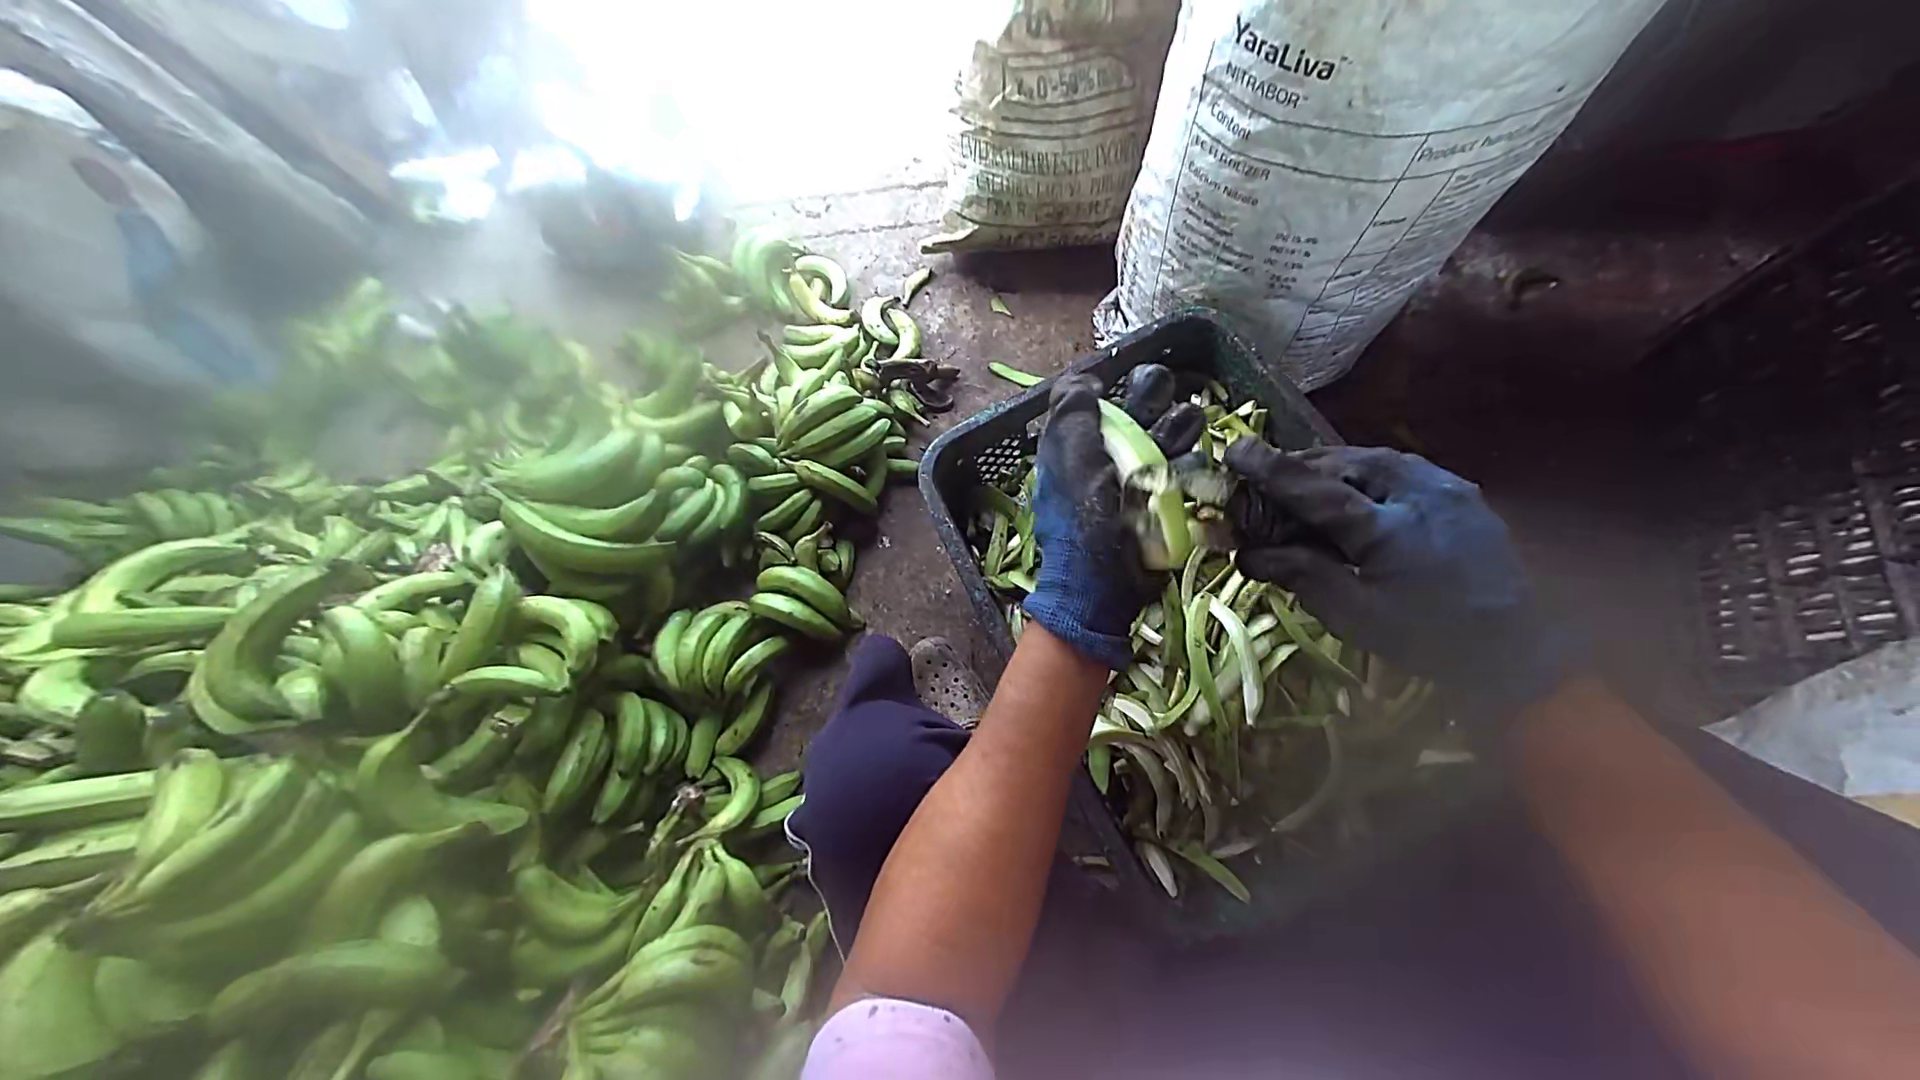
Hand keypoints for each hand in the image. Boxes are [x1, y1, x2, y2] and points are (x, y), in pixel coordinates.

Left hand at [1023, 365, 1199, 669]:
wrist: (1105, 582)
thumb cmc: (1081, 519)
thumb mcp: (1069, 461)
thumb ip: (1072, 415)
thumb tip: (1084, 380)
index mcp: (1073, 446)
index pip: (1087, 402)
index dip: (1101, 384)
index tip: (1116, 371)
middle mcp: (1102, 458)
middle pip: (1131, 413)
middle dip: (1150, 396)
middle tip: (1164, 388)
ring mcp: (1133, 480)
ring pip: (1161, 437)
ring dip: (1176, 424)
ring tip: (1190, 417)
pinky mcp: (1159, 500)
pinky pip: (1180, 470)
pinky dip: (1189, 461)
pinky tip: (1196, 453)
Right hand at [1225, 442, 1576, 718]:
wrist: (1518, 648)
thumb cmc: (1429, 638)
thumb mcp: (1355, 616)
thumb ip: (1301, 576)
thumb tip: (1247, 555)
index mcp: (1389, 531)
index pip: (1316, 491)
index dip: (1270, 470)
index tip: (1234, 450)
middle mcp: (1419, 494)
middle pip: (1340, 464)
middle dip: (1296, 470)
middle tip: (1262, 484)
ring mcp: (1445, 487)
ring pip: (1369, 459)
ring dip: (1327, 468)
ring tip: (1299, 485)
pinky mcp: (1459, 491)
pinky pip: (1396, 467)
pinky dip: (1360, 472)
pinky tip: (1348, 490)